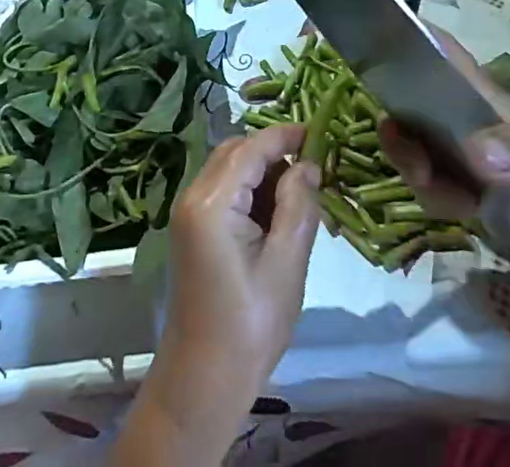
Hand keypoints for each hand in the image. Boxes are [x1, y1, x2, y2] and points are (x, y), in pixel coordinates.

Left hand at [112, 125, 320, 466]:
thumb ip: (299, 204)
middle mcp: (192, 197)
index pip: (251, 148)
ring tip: (302, 193)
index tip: (321, 132)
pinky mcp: (193, 230)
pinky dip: (251, 190)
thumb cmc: (251, 323)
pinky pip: (224, 191)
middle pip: (235, 152)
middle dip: (274, 152)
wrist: (205, 377)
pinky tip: (279, 212)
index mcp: (211, 202)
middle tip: (315, 168)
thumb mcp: (287, 261)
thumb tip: (309, 164)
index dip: (285, 135)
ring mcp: (189, 214)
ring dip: (263, 171)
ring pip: (229, 170)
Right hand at [378, 26, 509, 274]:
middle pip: (420, 108)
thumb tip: (473, 152)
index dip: (415, 39)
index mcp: (503, 108)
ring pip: (421, 151)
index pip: (451, 62)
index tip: (374, 35)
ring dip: (416, 170)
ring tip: (448, 198)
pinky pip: (435, 189)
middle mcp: (481, 127)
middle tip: (414, 161)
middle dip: (401, 127)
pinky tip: (465, 219)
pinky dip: (435, 201)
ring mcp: (477, 164)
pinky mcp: (478, 198)